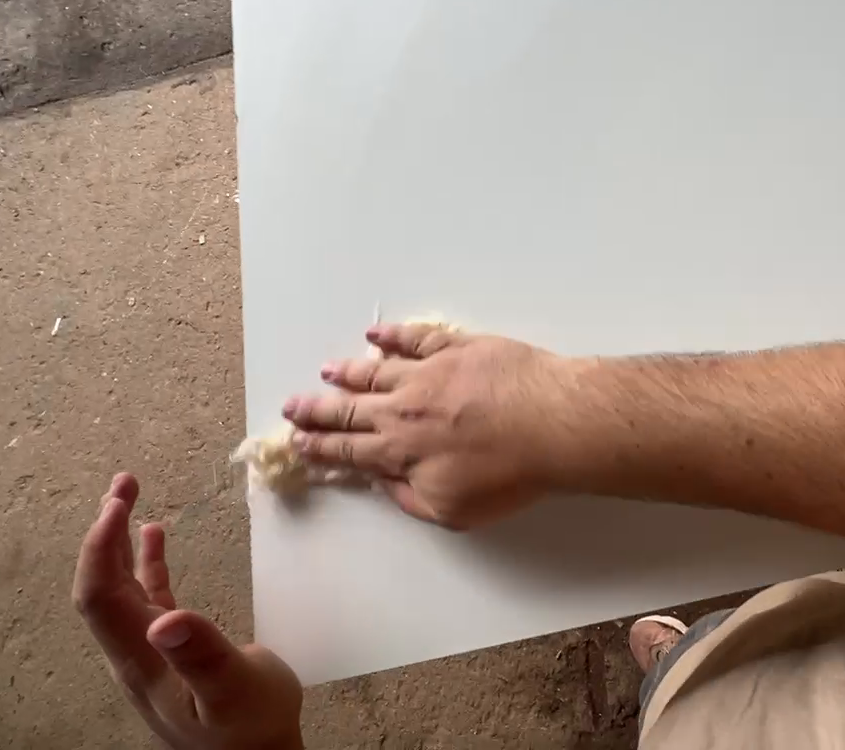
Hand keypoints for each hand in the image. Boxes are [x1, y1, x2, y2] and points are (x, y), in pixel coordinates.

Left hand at [73, 474, 303, 749]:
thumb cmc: (249, 725)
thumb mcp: (233, 689)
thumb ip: (202, 654)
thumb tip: (165, 619)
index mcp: (142, 659)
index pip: (100, 597)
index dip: (100, 548)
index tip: (117, 503)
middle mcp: (135, 651)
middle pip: (101, 586)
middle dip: (105, 532)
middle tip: (123, 482)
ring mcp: (151, 648)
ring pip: (120, 588)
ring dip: (120, 541)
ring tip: (126, 496)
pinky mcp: (172, 646)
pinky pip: (148, 594)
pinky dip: (145, 561)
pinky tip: (154, 535)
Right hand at [284, 322, 584, 527]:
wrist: (552, 423)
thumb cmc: (510, 474)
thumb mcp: (453, 509)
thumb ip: (409, 497)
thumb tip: (381, 481)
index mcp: (401, 451)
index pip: (349, 450)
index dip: (320, 446)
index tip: (297, 441)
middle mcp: (406, 408)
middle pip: (351, 408)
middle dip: (318, 409)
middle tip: (292, 405)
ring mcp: (431, 372)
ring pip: (377, 370)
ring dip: (348, 372)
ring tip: (327, 370)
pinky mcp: (459, 346)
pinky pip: (417, 337)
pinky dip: (393, 334)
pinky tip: (377, 334)